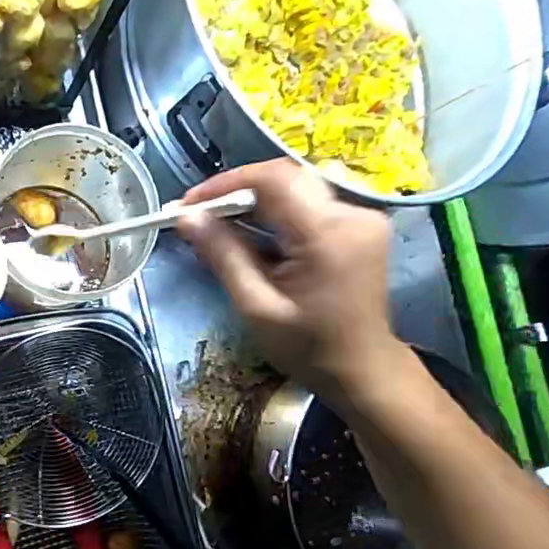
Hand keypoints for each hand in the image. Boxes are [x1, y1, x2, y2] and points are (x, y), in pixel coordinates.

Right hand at [173, 158, 405, 396]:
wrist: (361, 369)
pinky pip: (306, 207)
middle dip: (235, 191)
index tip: (188, 204)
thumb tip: (187, 218)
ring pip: (294, 191)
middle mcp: (352, 215)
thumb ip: (223, 255)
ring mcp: (359, 219)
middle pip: (285, 180)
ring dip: (251, 204)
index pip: (275, 180)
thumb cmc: (305, 346)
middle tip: (196, 215)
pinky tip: (247, 237)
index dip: (226, 183)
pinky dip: (271, 216)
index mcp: (329, 235)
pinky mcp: (357, 228)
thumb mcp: (254, 305)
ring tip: (215, 227)